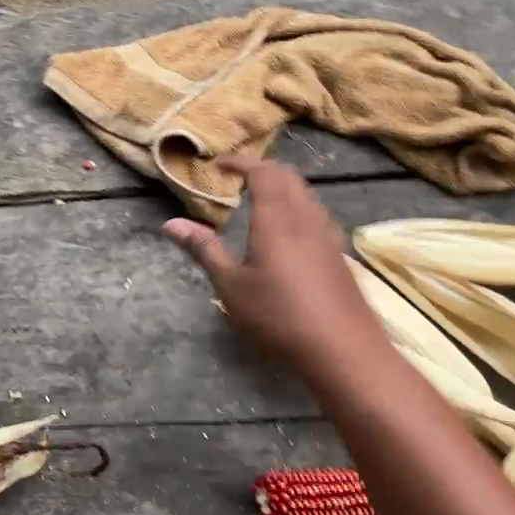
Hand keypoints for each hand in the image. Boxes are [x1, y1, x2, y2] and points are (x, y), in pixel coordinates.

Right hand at [161, 159, 383, 373]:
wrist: (343, 351)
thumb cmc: (278, 315)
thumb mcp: (230, 284)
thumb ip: (203, 249)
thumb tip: (171, 223)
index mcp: (277, 220)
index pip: (264, 173)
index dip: (241, 163)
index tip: (217, 167)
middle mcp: (307, 220)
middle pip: (290, 178)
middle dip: (262, 170)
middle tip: (235, 179)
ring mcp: (328, 238)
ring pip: (307, 196)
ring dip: (281, 188)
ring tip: (256, 201)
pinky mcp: (339, 256)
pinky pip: (316, 215)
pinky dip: (295, 208)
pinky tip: (285, 233)